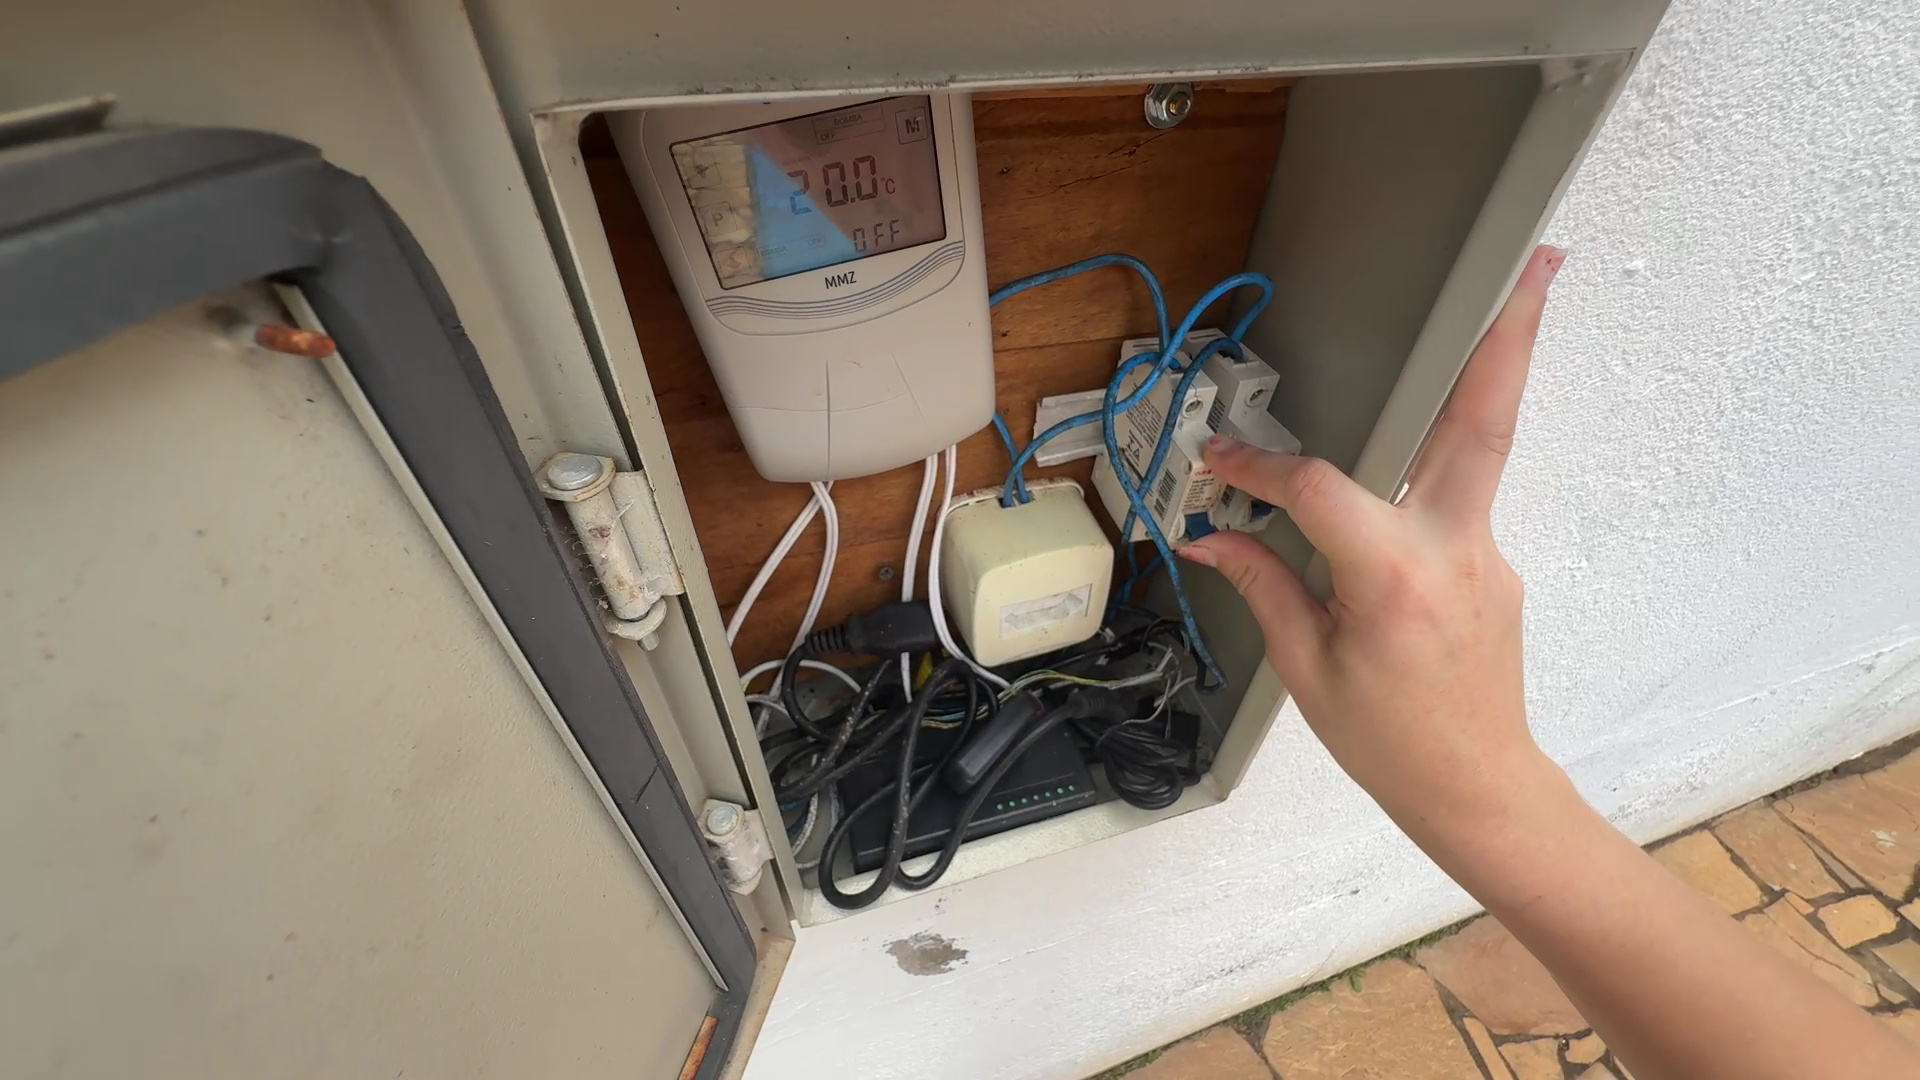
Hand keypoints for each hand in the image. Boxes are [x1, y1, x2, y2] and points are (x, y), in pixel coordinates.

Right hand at [1180, 245, 1566, 845]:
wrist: (1477, 786)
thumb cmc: (1386, 738)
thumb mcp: (1303, 664)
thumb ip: (1260, 583)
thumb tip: (1209, 538)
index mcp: (1395, 581)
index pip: (1318, 492)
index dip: (1259, 469)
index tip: (1216, 463)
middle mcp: (1457, 551)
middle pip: (1483, 428)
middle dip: (1508, 341)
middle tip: (1536, 263)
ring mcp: (1487, 553)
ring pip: (1484, 449)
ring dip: (1498, 373)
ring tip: (1519, 296)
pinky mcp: (1490, 562)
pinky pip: (1456, 495)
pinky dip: (1433, 456)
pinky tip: (1403, 455)